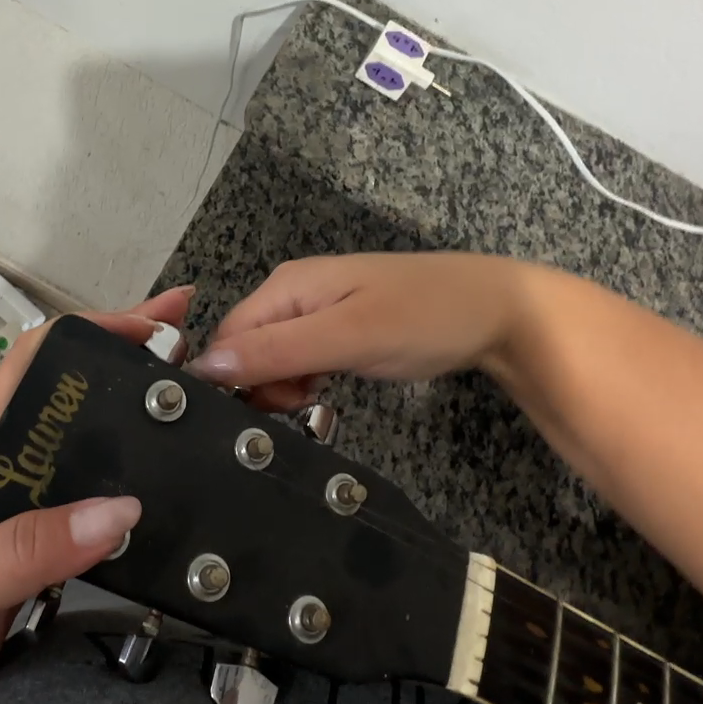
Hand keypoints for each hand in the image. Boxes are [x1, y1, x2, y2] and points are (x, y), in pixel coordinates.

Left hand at [0, 285, 195, 703]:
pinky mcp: (53, 514)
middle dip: (130, 342)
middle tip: (192, 334)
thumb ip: (28, 551)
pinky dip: (141, 440)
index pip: (33, 358)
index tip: (151, 329)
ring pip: (92, 415)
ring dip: (140, 386)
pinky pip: (103, 462)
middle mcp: (15, 452)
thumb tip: (122, 507)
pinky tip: (177, 452)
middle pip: (72, 374)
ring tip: (200, 379)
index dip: (89, 329)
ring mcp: (35, 483)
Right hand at [186, 254, 531, 410]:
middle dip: (260, 386)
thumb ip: (277, 352)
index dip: (232, 379)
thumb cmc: (423, 319)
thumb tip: (204, 366)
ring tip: (315, 404)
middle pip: (247, 348)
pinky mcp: (339, 329)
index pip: (228, 337)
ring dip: (283, 388)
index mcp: (286, 287)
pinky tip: (325, 394)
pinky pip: (300, 359)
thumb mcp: (348, 338)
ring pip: (273, 358)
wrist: (498, 311)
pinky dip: (304, 382)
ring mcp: (318, 311)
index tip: (259, 416)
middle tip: (299, 410)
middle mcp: (293, 294)